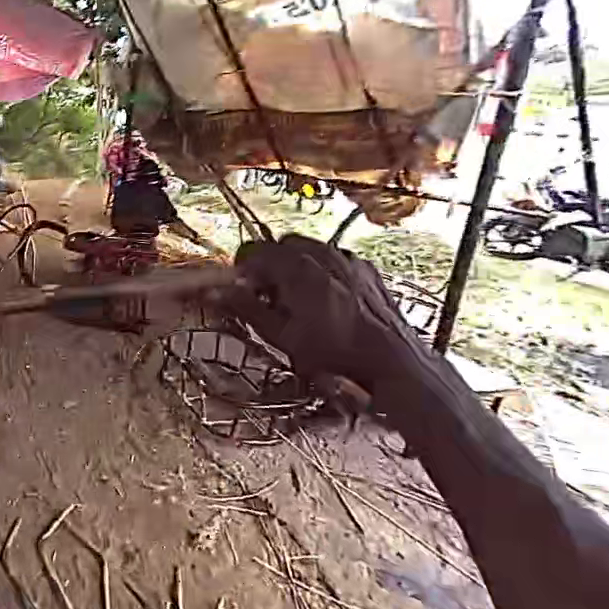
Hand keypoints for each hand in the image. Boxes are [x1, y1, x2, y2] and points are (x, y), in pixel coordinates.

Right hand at [227, 235, 444, 411]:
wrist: (395, 362)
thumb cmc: (333, 351)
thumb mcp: (281, 334)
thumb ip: (245, 308)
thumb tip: (213, 293)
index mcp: (295, 266)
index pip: (254, 251)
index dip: (243, 270)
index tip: (245, 291)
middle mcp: (321, 253)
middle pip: (281, 246)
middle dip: (269, 264)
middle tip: (269, 294)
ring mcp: (347, 259)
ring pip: (308, 249)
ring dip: (294, 265)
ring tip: (298, 296)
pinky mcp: (367, 269)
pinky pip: (333, 258)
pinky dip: (321, 270)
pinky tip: (327, 298)